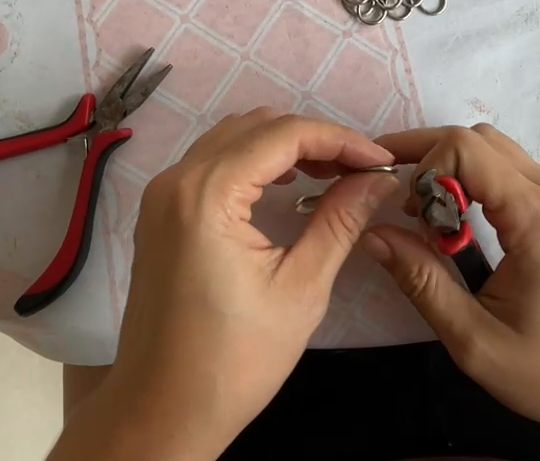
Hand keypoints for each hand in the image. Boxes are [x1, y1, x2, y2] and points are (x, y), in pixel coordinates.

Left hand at [53, 109, 399, 460]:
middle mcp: (178, 177)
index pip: (284, 134)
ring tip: (332, 174)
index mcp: (207, 193)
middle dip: (315, 139)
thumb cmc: (233, 361)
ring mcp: (163, 191)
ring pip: (235, 136)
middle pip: (258, 126)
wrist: (160, 414)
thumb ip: (341, 220)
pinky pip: (215, 159)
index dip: (339, 139)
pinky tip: (287, 183)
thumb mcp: (301, 289)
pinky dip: (255, 160)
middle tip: (359, 169)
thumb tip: (380, 178)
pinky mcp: (161, 208)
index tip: (380, 160)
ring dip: (285, 145)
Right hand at [365, 124, 539, 460]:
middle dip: (429, 157)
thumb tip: (372, 234)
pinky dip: (472, 176)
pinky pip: (507, 166)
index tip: (409, 214)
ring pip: (491, 145)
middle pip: (476, 137)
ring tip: (425, 211)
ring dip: (450, 165)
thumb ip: (422, 281)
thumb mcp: (475, 341)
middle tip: (402, 201)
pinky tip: (457, 216)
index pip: (465, 146)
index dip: (424, 166)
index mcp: (535, 217)